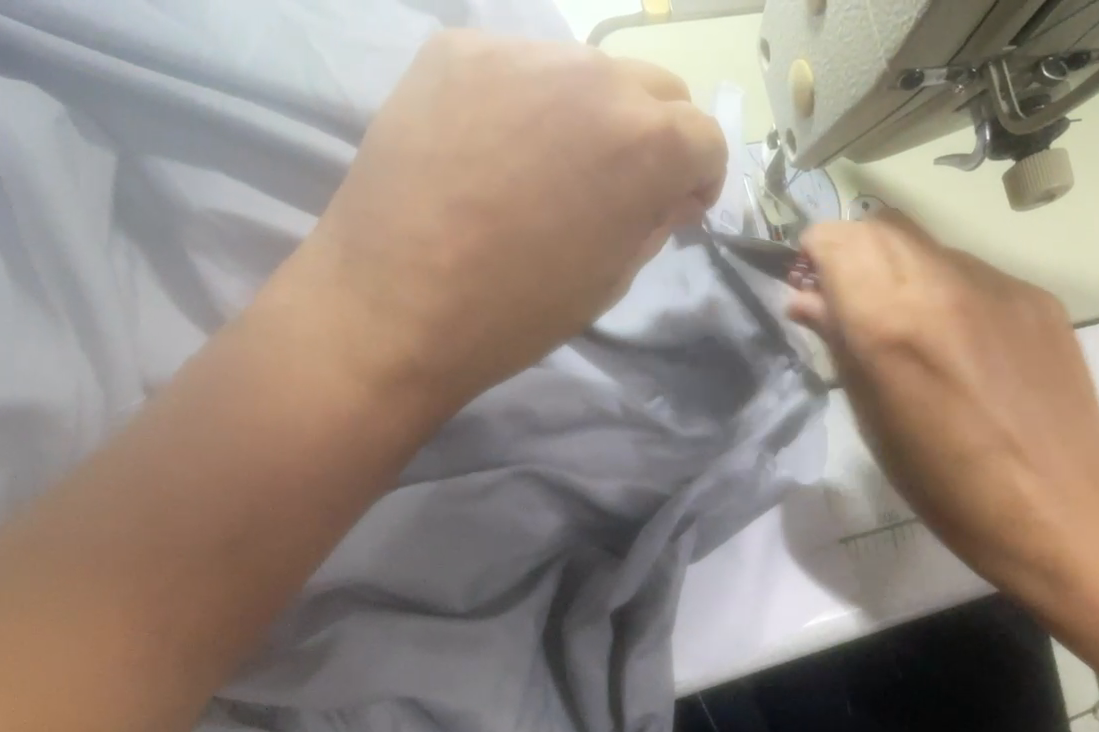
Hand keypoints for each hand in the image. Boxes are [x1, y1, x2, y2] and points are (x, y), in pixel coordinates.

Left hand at [288, 31, 727, 414]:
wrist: (393, 306)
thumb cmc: (516, 314)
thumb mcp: (611, 278)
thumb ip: (655, 219)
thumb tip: (671, 191)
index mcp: (647, 143)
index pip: (705, 138)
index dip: (697, 179)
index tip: (673, 210)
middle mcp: (595, 76)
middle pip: (654, 90)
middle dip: (652, 138)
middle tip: (614, 188)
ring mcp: (520, 54)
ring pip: (584, 72)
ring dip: (587, 115)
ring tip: (542, 171)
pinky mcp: (456, 51)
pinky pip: (517, 68)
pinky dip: (522, 103)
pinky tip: (490, 152)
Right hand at [790, 216, 1098, 603]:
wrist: (1061, 509)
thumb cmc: (948, 489)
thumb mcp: (875, 425)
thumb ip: (841, 348)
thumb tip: (807, 302)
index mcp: (892, 323)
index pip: (838, 240)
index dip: (816, 256)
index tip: (814, 292)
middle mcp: (944, 283)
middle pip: (882, 227)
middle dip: (856, 256)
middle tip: (854, 309)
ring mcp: (999, 285)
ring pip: (930, 247)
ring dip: (903, 273)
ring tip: (912, 335)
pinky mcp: (1038, 298)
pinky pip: (975, 274)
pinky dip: (950, 295)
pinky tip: (965, 351)